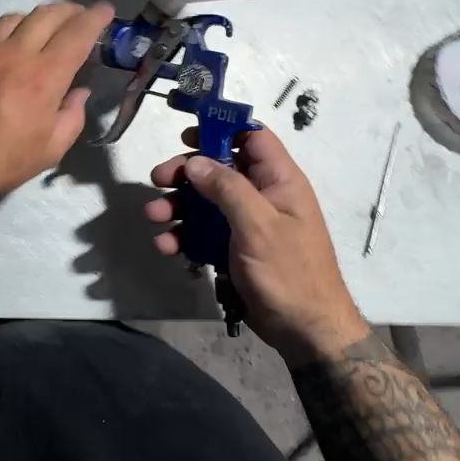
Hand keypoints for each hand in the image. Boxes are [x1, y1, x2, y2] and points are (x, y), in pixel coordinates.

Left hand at [0, 1, 115, 207]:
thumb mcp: (50, 149)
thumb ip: (73, 115)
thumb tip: (79, 91)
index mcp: (45, 76)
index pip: (78, 33)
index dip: (96, 18)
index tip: (106, 10)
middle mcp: (16, 53)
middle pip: (48, 14)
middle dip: (70, 11)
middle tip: (78, 19)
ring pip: (16, 16)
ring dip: (35, 19)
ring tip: (41, 32)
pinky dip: (0, 28)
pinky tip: (3, 42)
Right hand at [145, 127, 367, 356]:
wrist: (305, 332)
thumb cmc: (289, 272)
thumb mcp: (257, 225)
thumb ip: (227, 188)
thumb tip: (196, 161)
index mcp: (279, 181)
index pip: (253, 137)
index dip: (222, 128)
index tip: (188, 133)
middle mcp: (263, 196)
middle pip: (219, 169)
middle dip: (186, 172)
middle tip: (158, 178)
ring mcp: (248, 223)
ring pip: (206, 202)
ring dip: (178, 206)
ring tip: (153, 217)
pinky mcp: (235, 248)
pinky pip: (204, 232)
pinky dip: (184, 235)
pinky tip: (167, 246)